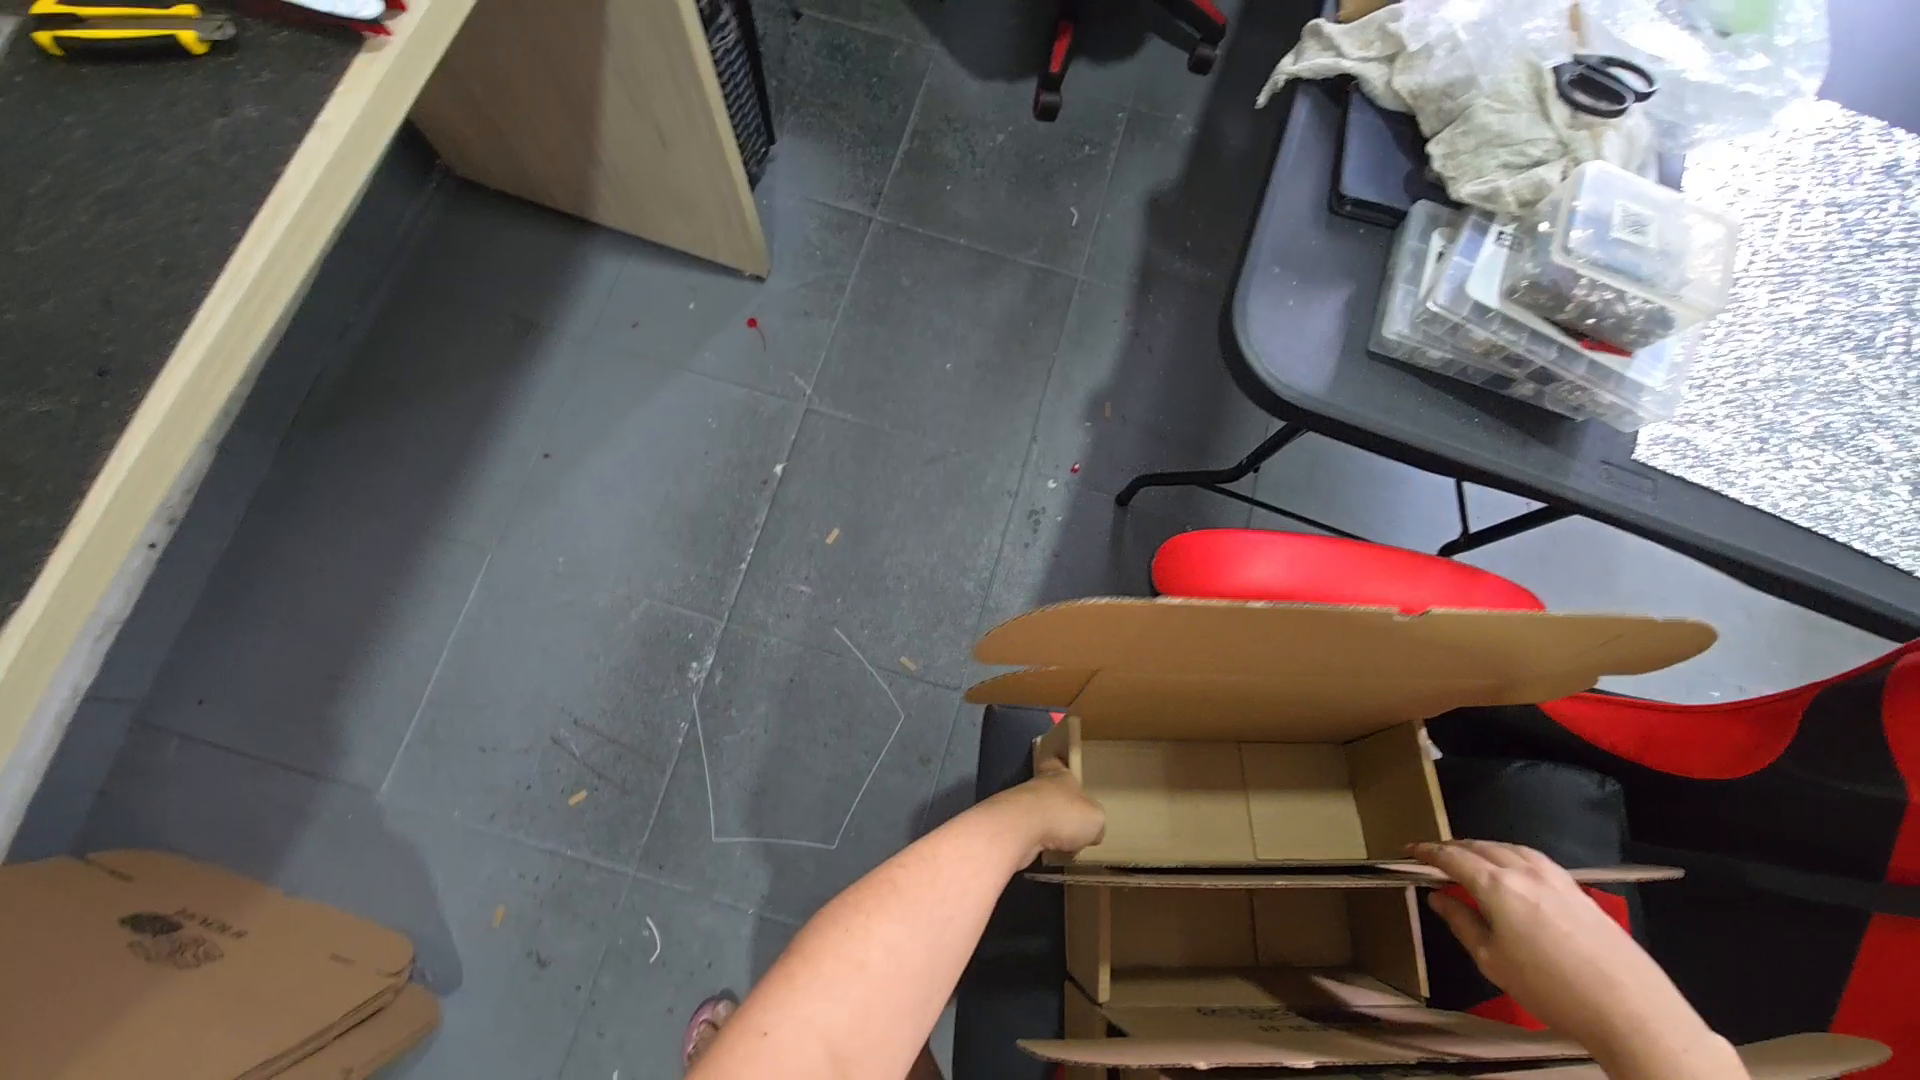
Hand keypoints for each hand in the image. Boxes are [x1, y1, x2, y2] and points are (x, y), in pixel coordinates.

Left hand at [993, 758, 1104, 858]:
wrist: (1021, 828)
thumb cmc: (1065, 814)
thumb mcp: (1096, 819)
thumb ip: (1095, 823)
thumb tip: (1093, 833)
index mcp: (1061, 776)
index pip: (1058, 763)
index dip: (1060, 768)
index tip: (1063, 775)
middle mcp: (1039, 786)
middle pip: (1048, 792)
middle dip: (1057, 806)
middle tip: (1070, 823)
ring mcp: (1020, 805)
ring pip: (1036, 813)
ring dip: (1045, 826)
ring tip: (1060, 844)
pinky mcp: (1009, 826)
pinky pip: (1027, 833)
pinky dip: (1035, 842)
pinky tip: (1045, 854)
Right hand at [1410, 841, 1743, 1079]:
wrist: (1631, 1010)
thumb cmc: (1551, 990)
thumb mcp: (1493, 962)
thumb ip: (1462, 923)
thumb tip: (1438, 899)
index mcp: (1497, 886)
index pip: (1453, 857)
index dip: (1427, 851)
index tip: (1409, 850)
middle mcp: (1525, 872)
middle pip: (1481, 846)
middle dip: (1453, 847)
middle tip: (1434, 856)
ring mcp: (1557, 878)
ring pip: (1509, 848)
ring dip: (1483, 848)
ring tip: (1470, 858)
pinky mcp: (1579, 891)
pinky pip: (1534, 859)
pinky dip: (1511, 855)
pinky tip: (1512, 870)